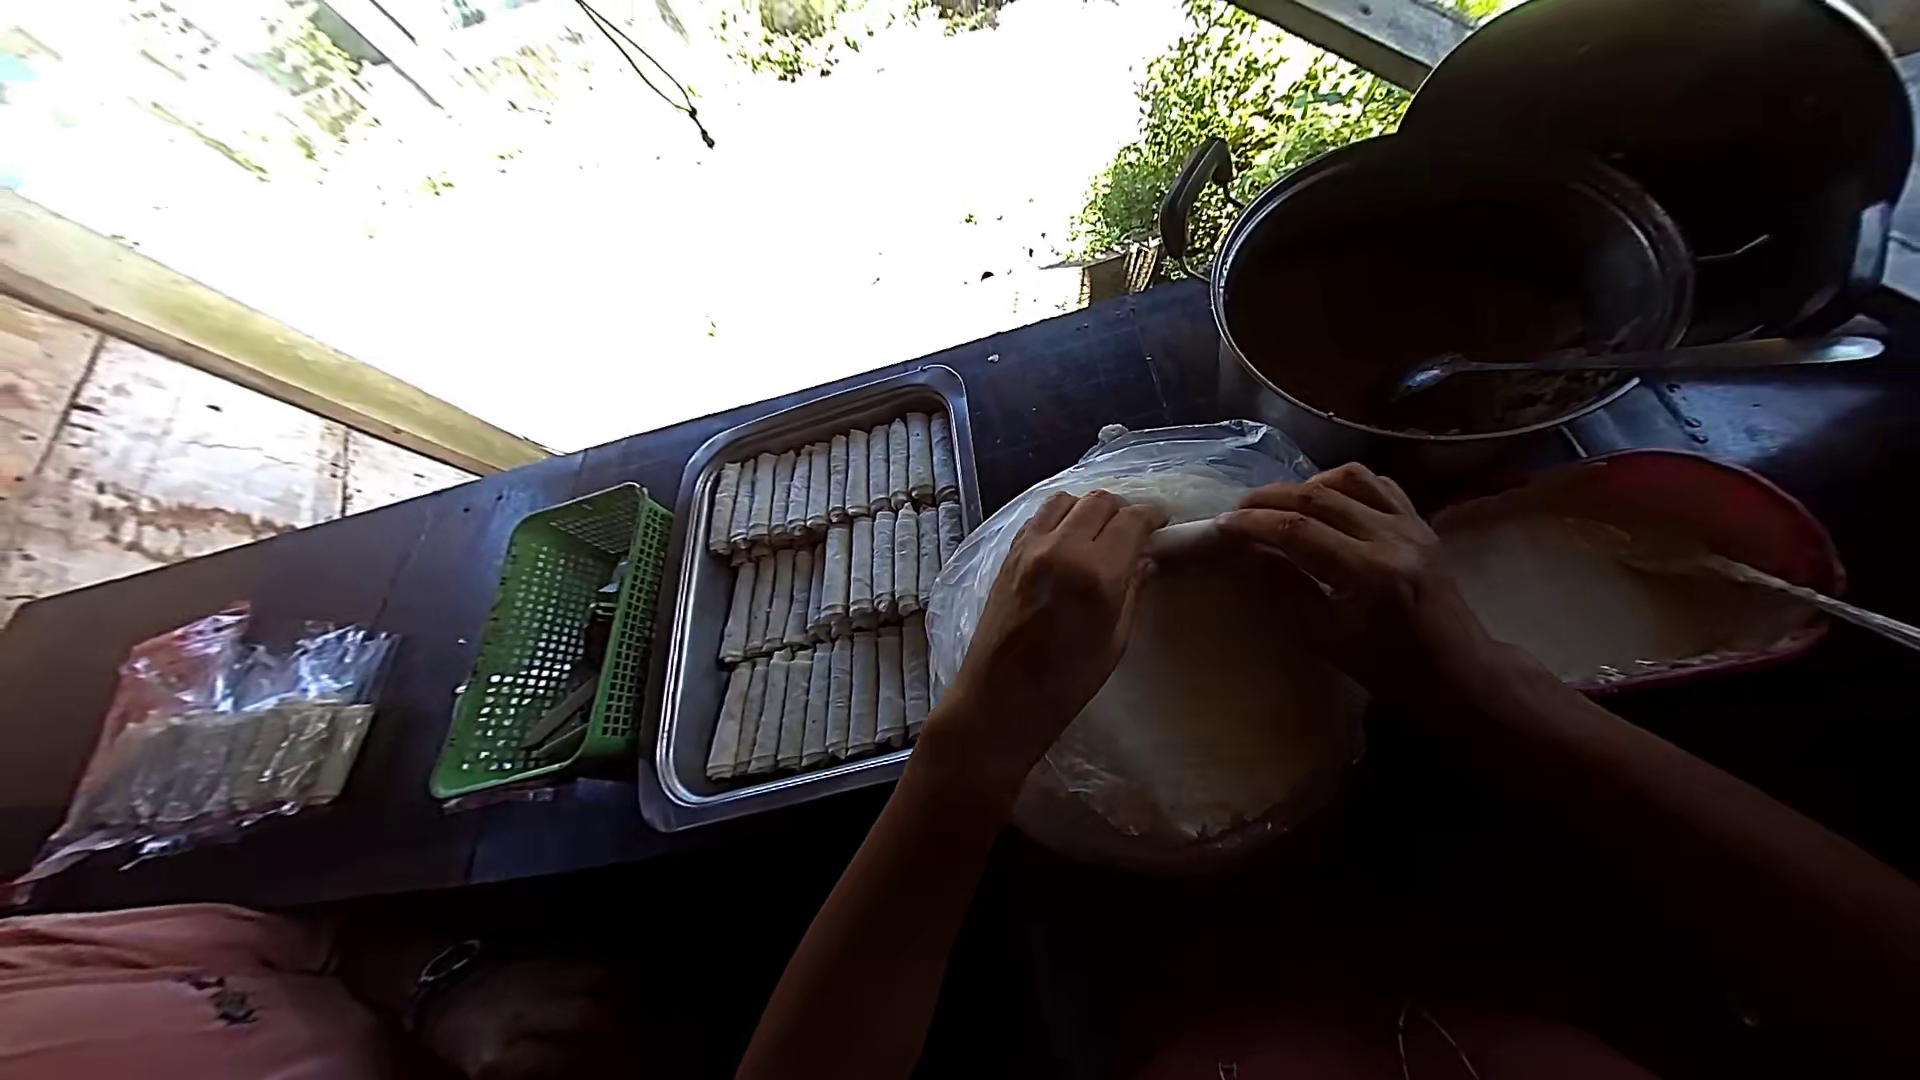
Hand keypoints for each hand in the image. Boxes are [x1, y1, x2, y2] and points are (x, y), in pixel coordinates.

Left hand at [925, 490, 1166, 799]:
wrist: (1001, 694)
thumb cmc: (1066, 681)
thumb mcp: (1115, 640)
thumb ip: (1133, 591)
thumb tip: (1145, 559)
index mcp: (1096, 574)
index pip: (1132, 520)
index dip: (1153, 516)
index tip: (1161, 523)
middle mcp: (1061, 549)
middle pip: (1101, 501)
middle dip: (1124, 509)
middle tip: (1133, 529)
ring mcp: (1030, 547)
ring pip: (1067, 499)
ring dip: (1089, 508)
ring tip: (1099, 530)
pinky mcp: (1009, 552)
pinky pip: (1040, 515)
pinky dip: (1060, 516)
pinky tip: (1067, 537)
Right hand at [1214, 463, 1508, 698]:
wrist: (1458, 669)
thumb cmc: (1386, 664)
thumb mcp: (1324, 636)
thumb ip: (1287, 587)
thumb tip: (1255, 551)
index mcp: (1369, 574)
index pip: (1297, 531)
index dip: (1253, 523)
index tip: (1221, 524)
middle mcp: (1392, 539)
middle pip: (1316, 497)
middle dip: (1267, 498)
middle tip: (1236, 509)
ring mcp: (1411, 525)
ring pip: (1347, 478)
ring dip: (1303, 485)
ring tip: (1277, 503)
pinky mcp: (1419, 521)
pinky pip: (1376, 483)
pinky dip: (1340, 483)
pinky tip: (1321, 500)